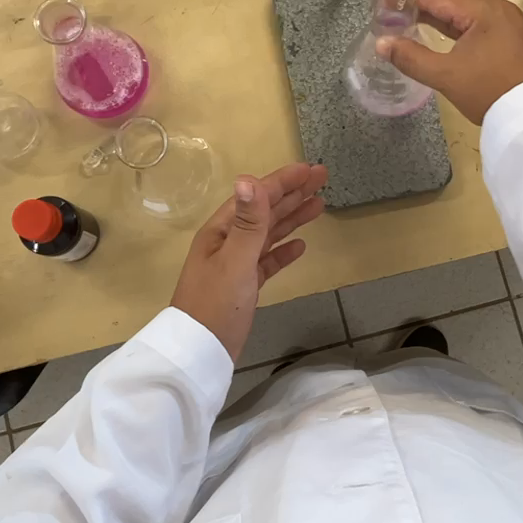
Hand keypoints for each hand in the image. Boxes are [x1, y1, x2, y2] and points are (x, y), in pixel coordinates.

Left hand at [170, 162, 328, 362]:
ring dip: (292, 218)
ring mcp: (236, 264)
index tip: (310, 169)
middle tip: (322, 177)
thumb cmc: (215, 304)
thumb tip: (250, 179)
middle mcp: (228, 242)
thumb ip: (248, 222)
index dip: (283, 181)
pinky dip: (284, 251)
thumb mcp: (235, 260)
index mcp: (222, 231)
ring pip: (269, 233)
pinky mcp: (244, 286)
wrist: (200, 352)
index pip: (256, 196)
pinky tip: (301, 246)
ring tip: (320, 205)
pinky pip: (267, 261)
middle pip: (265, 210)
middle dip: (293, 193)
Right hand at [376, 0, 522, 124]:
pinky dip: (456, 26)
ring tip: (411, 19)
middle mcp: (498, 9)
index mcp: (483, 10)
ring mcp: (508, 23)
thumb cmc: (488, 91)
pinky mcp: (512, 39)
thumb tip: (381, 43)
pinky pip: (478, 23)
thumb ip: (411, 57)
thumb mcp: (445, 76)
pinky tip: (441, 33)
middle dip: (421, 2)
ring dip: (438, 15)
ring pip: (466, 11)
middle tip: (393, 9)